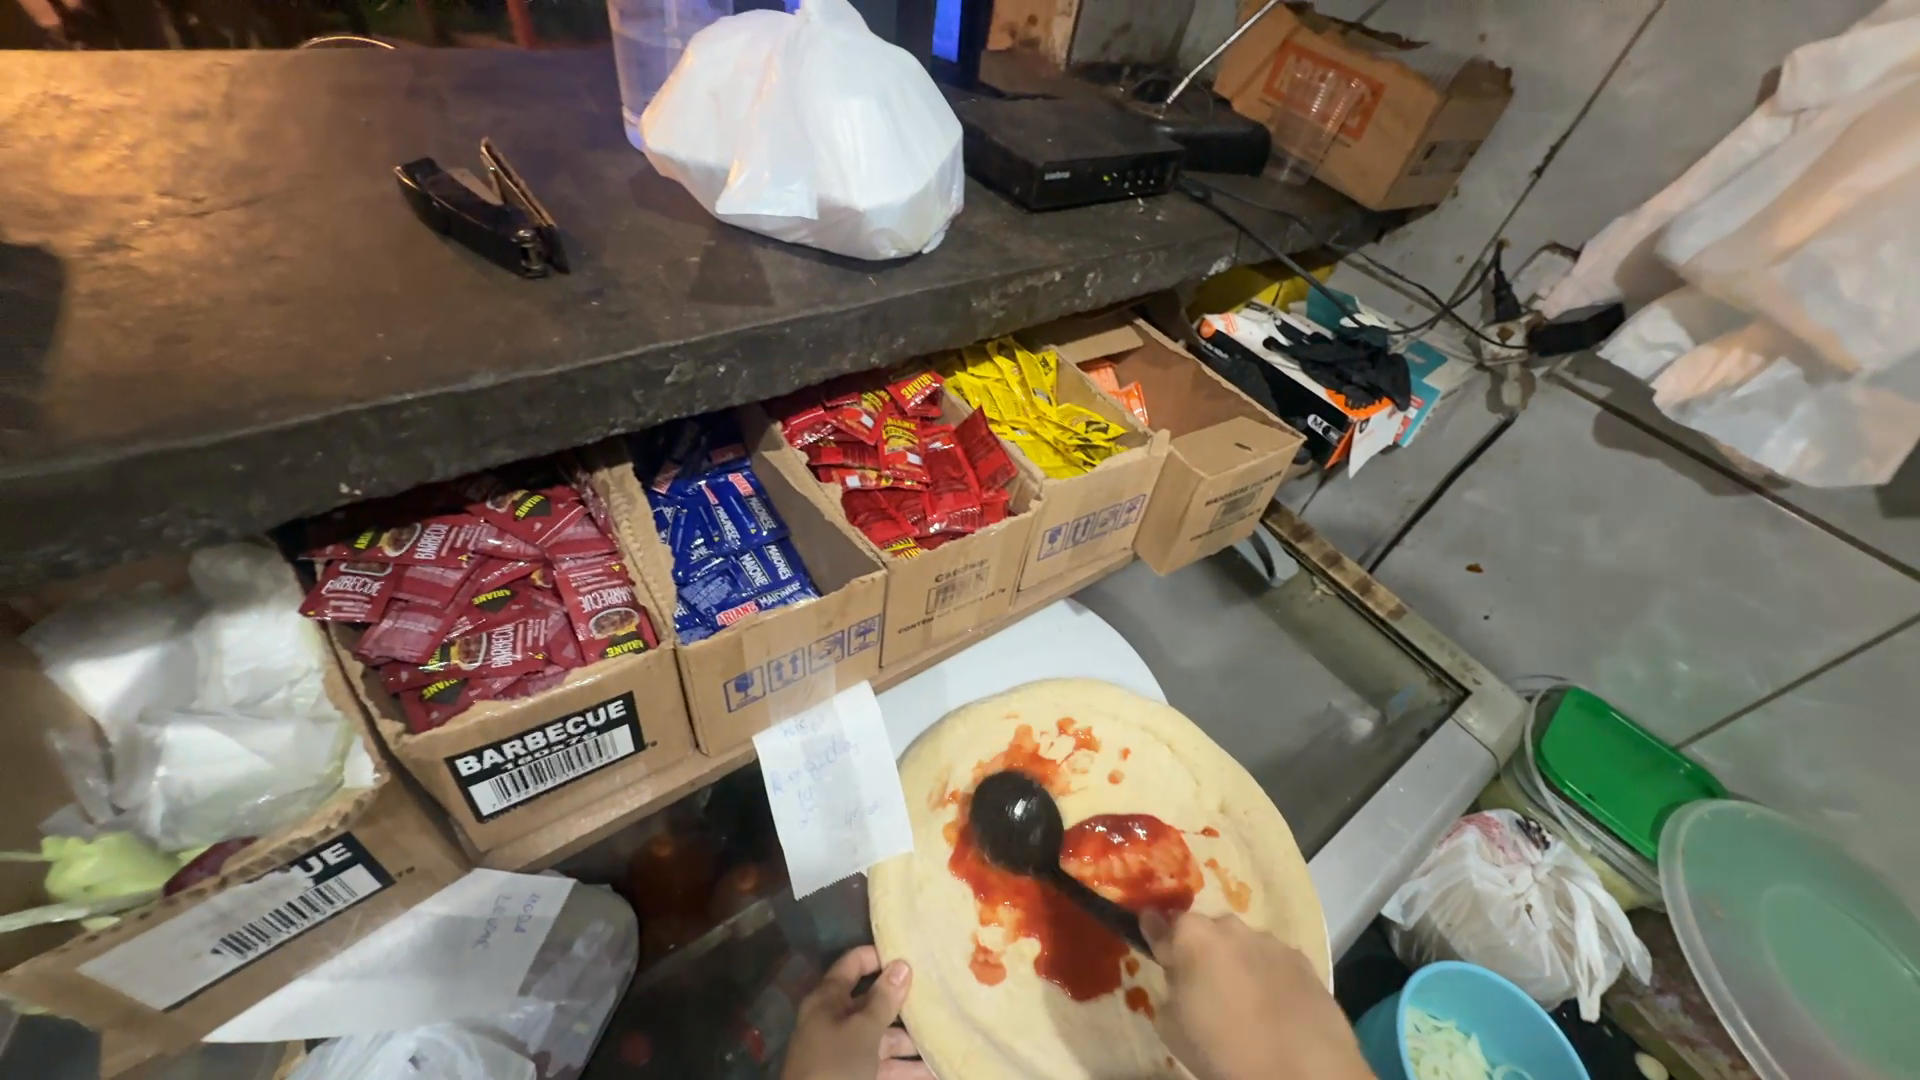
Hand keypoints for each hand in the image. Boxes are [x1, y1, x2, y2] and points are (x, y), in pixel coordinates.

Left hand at [781, 946, 934, 1079]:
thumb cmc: (835, 1066)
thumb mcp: (863, 1030)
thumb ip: (884, 999)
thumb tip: (902, 964)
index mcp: (828, 1000)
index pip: (854, 964)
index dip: (879, 956)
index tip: (911, 955)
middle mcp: (836, 1021)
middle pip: (872, 1002)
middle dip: (904, 1003)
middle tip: (937, 995)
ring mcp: (846, 1052)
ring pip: (883, 1037)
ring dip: (911, 1041)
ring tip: (944, 1036)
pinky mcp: (855, 1077)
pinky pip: (884, 1066)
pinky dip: (906, 1069)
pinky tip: (934, 1070)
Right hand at [1142, 910, 1373, 1079]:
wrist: (1306, 1076)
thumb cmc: (1225, 1053)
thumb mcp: (1172, 1030)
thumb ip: (1169, 993)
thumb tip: (1180, 984)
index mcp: (1191, 936)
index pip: (1159, 924)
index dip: (1155, 937)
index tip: (1156, 948)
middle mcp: (1229, 926)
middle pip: (1205, 934)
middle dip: (1201, 955)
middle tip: (1204, 991)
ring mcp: (1269, 941)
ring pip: (1242, 947)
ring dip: (1237, 965)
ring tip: (1246, 1006)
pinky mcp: (1303, 962)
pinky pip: (1273, 963)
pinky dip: (1269, 978)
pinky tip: (1276, 1013)